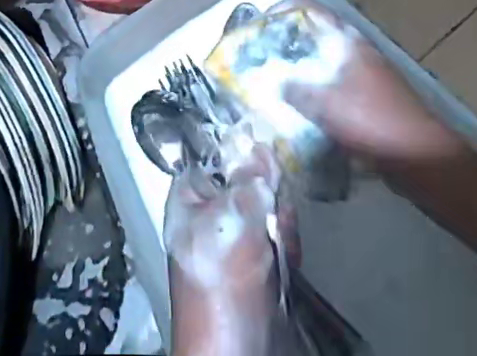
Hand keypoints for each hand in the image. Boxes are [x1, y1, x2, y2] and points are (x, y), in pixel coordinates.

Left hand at [166, 143, 288, 355]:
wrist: (237, 351)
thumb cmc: (220, 278)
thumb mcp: (232, 216)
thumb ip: (248, 175)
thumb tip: (258, 141)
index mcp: (189, 196)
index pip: (215, 153)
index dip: (241, 149)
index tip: (264, 153)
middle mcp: (211, 212)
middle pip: (249, 178)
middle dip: (268, 194)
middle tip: (272, 213)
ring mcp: (235, 239)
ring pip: (269, 206)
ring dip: (281, 223)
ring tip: (280, 245)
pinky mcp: (258, 262)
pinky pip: (279, 236)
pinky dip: (287, 246)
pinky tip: (287, 261)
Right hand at [276, 0, 465, 166]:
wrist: (421, 158)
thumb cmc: (374, 122)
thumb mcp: (328, 106)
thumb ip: (298, 90)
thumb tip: (275, 81)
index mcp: (348, 41)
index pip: (310, 9)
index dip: (282, 11)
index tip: (258, 25)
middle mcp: (356, 51)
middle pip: (314, 34)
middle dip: (285, 42)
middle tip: (259, 57)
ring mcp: (364, 74)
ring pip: (322, 62)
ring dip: (299, 70)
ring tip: (271, 84)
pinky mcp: (368, 99)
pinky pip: (332, 87)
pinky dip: (313, 93)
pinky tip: (297, 112)